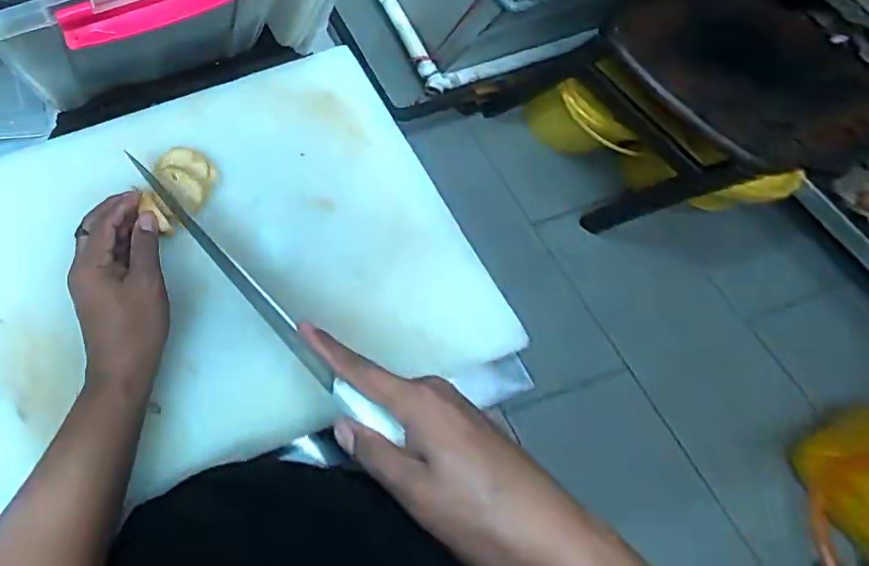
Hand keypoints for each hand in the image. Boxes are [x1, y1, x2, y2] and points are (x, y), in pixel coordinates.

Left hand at [69, 191, 167, 398]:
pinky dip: (119, 243)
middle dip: (114, 210)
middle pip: (93, 228)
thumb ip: (144, 245)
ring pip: (97, 242)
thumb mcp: (146, 283)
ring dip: (117, 226)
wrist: (120, 376)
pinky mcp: (94, 291)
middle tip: (140, 200)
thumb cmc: (135, 330)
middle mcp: (80, 269)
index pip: (101, 222)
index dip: (121, 205)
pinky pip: (103, 256)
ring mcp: (85, 281)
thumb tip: (145, 216)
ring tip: (143, 215)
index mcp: (88, 265)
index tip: (141, 193)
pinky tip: (137, 240)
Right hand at [305, 324, 646, 565]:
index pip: (362, 370)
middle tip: (364, 450)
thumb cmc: (481, 516)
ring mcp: (465, 409)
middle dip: (368, 410)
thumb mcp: (417, 493)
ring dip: (396, 428)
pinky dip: (419, 436)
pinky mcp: (481, 428)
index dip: (329, 349)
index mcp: (420, 402)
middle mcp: (440, 393)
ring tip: (407, 476)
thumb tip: (344, 422)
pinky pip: (432, 420)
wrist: (564, 545)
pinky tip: (435, 475)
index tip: (304, 324)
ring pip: (410, 409)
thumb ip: (374, 453)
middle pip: (386, 391)